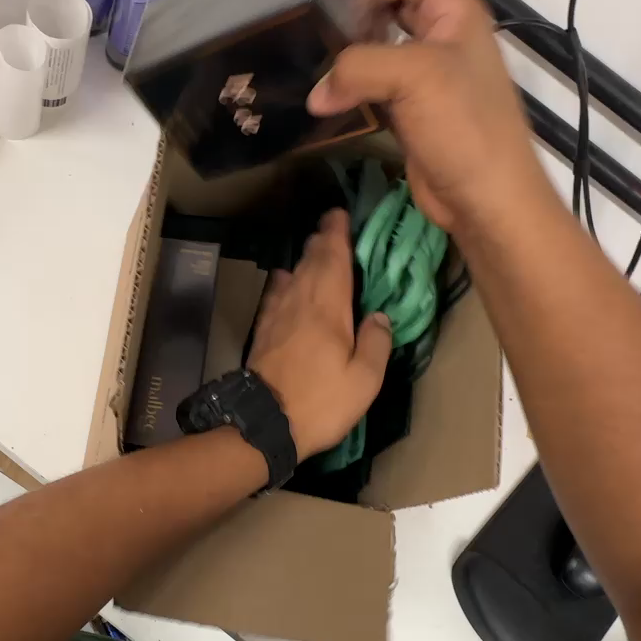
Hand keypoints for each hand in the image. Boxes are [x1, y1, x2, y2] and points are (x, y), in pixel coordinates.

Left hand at [247, 210, 391, 459]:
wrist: (264, 424)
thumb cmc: (320, 402)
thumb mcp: (364, 379)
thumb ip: (375, 343)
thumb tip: (378, 316)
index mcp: (327, 308)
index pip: (333, 259)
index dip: (336, 234)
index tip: (340, 215)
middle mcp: (299, 304)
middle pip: (310, 263)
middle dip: (321, 243)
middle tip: (330, 227)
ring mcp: (276, 318)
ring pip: (291, 278)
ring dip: (304, 261)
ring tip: (314, 252)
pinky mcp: (263, 335)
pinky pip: (275, 297)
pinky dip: (283, 284)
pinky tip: (284, 282)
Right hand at [308, 0, 557, 234]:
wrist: (485, 196)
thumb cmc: (462, 127)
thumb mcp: (413, 77)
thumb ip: (358, 68)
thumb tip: (316, 94)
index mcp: (457, 15)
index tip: (341, 12)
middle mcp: (445, 41)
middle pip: (397, 8)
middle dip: (359, 19)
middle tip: (322, 42)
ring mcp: (430, 81)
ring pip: (384, 53)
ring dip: (352, 61)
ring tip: (320, 76)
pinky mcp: (415, 117)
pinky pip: (379, 92)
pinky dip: (355, 94)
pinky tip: (332, 107)